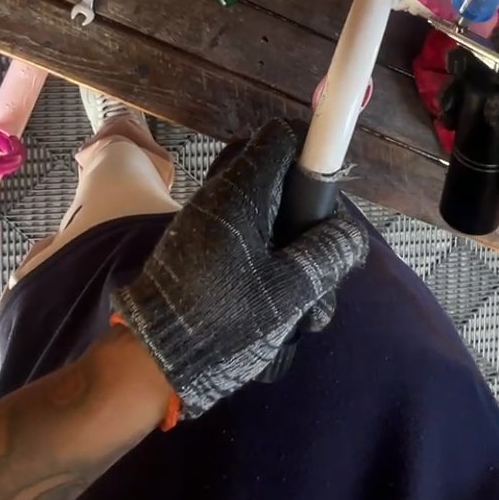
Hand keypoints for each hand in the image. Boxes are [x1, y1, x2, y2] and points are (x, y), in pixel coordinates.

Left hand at [110, 119, 367, 417]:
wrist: (149, 361)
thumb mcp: (288, 292)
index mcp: (240, 192)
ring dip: (290, 243)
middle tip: (320, 251)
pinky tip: (281, 305)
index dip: (312, 150)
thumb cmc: (221, 320)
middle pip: (278, 176)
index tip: (329, 192)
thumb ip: (325, 255)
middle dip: (307, 210)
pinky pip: (247, 235)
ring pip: (265, 211)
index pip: (281, 137)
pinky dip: (268, 258)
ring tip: (306, 299)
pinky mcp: (202, 249)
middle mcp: (220, 196)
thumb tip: (349, 232)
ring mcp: (208, 222)